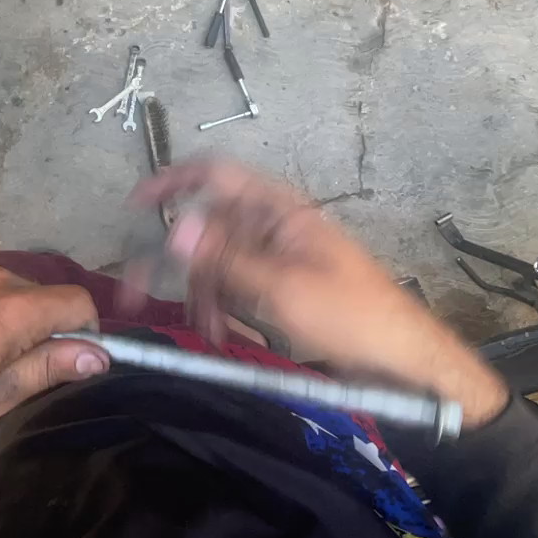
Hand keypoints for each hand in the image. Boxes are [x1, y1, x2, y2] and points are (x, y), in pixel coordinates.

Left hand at [0, 256, 107, 473]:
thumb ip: (49, 367)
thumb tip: (98, 355)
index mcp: (12, 307)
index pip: (78, 302)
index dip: (85, 331)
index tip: (66, 358)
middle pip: (44, 294)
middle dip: (42, 326)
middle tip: (9, 365)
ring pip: (13, 286)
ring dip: (11, 313)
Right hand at [131, 158, 508, 427]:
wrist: (403, 363)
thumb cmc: (352, 316)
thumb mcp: (283, 288)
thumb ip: (225, 258)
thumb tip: (175, 230)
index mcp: (276, 209)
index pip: (215, 174)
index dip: (173, 180)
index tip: (137, 203)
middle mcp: (269, 224)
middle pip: (205, 227)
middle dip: (175, 261)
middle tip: (134, 289)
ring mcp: (271, 254)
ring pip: (213, 261)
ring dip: (199, 292)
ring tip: (202, 328)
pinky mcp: (273, 284)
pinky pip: (230, 284)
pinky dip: (218, 305)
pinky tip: (218, 332)